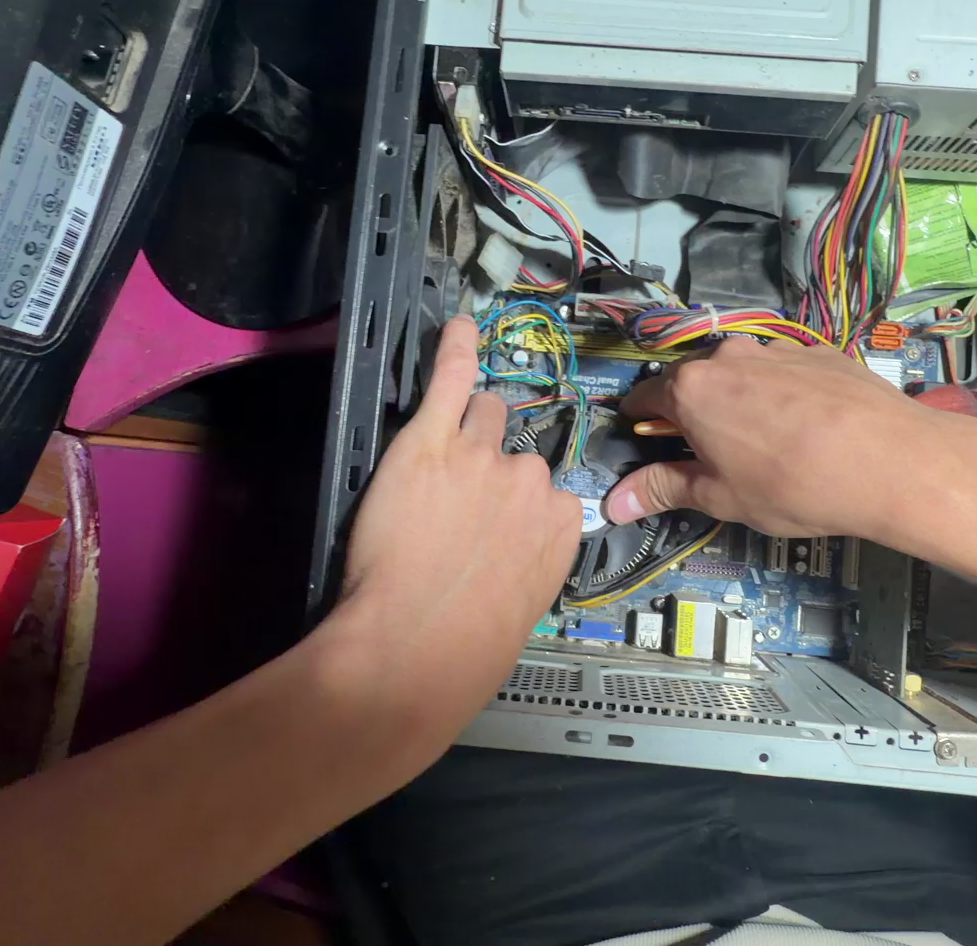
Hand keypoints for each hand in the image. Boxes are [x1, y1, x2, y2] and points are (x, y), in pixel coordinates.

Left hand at [331, 317, 580, 728]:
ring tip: (447, 450)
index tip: (499, 528)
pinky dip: (455, 352)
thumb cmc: (470, 648)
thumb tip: (513, 559)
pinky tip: (457, 328)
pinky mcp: (431, 441)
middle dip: (497, 467)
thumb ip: (529, 565)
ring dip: (473, 428)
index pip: (548, 495)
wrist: (416, 646)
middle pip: (519, 452)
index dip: (518, 510)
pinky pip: (450, 382)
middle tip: (465, 498)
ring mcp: (482, 454)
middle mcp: (530, 479)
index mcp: (560, 522)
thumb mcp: (524, 608)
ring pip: (487, 416)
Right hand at [604, 337, 976, 558]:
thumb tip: (613, 502)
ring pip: (739, 372)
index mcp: (691, 389)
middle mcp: (727, 356)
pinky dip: (780, 392)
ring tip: (766, 442)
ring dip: (737, 399)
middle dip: (691, 411)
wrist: (892, 461)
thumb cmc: (791, 485)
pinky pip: (782, 370)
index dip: (640, 422)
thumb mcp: (719, 496)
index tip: (647, 442)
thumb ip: (662, 490)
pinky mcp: (818, 350)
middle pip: (692, 380)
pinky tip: (805, 426)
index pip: (644, 396)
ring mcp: (776, 348)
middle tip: (712, 453)